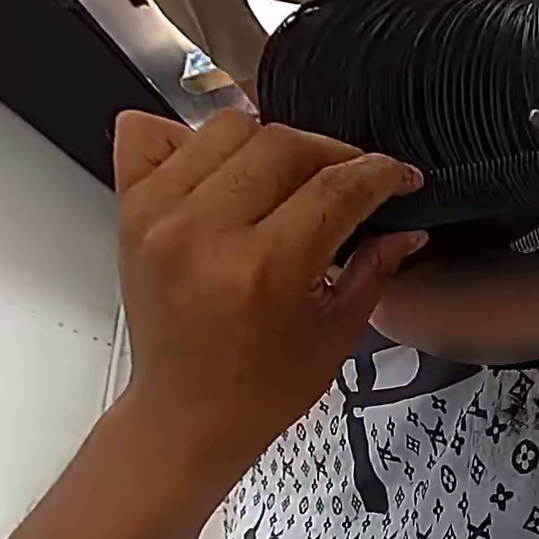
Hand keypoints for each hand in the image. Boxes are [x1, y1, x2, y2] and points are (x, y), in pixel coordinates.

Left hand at [112, 109, 425, 478]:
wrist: (193, 410)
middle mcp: (206, 230)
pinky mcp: (128, 209)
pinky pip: (152, 133)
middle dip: (337, 153)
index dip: (380, 174)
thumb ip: (376, 267)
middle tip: (361, 177)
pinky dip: (196, 139)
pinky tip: (230, 171)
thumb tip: (410, 228)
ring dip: (278, 142)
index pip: (335, 189)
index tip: (404, 176)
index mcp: (268, 267)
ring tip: (303, 173)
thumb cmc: (274, 382)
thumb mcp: (341, 329)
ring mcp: (158, 214)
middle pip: (283, 145)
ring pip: (227, 129)